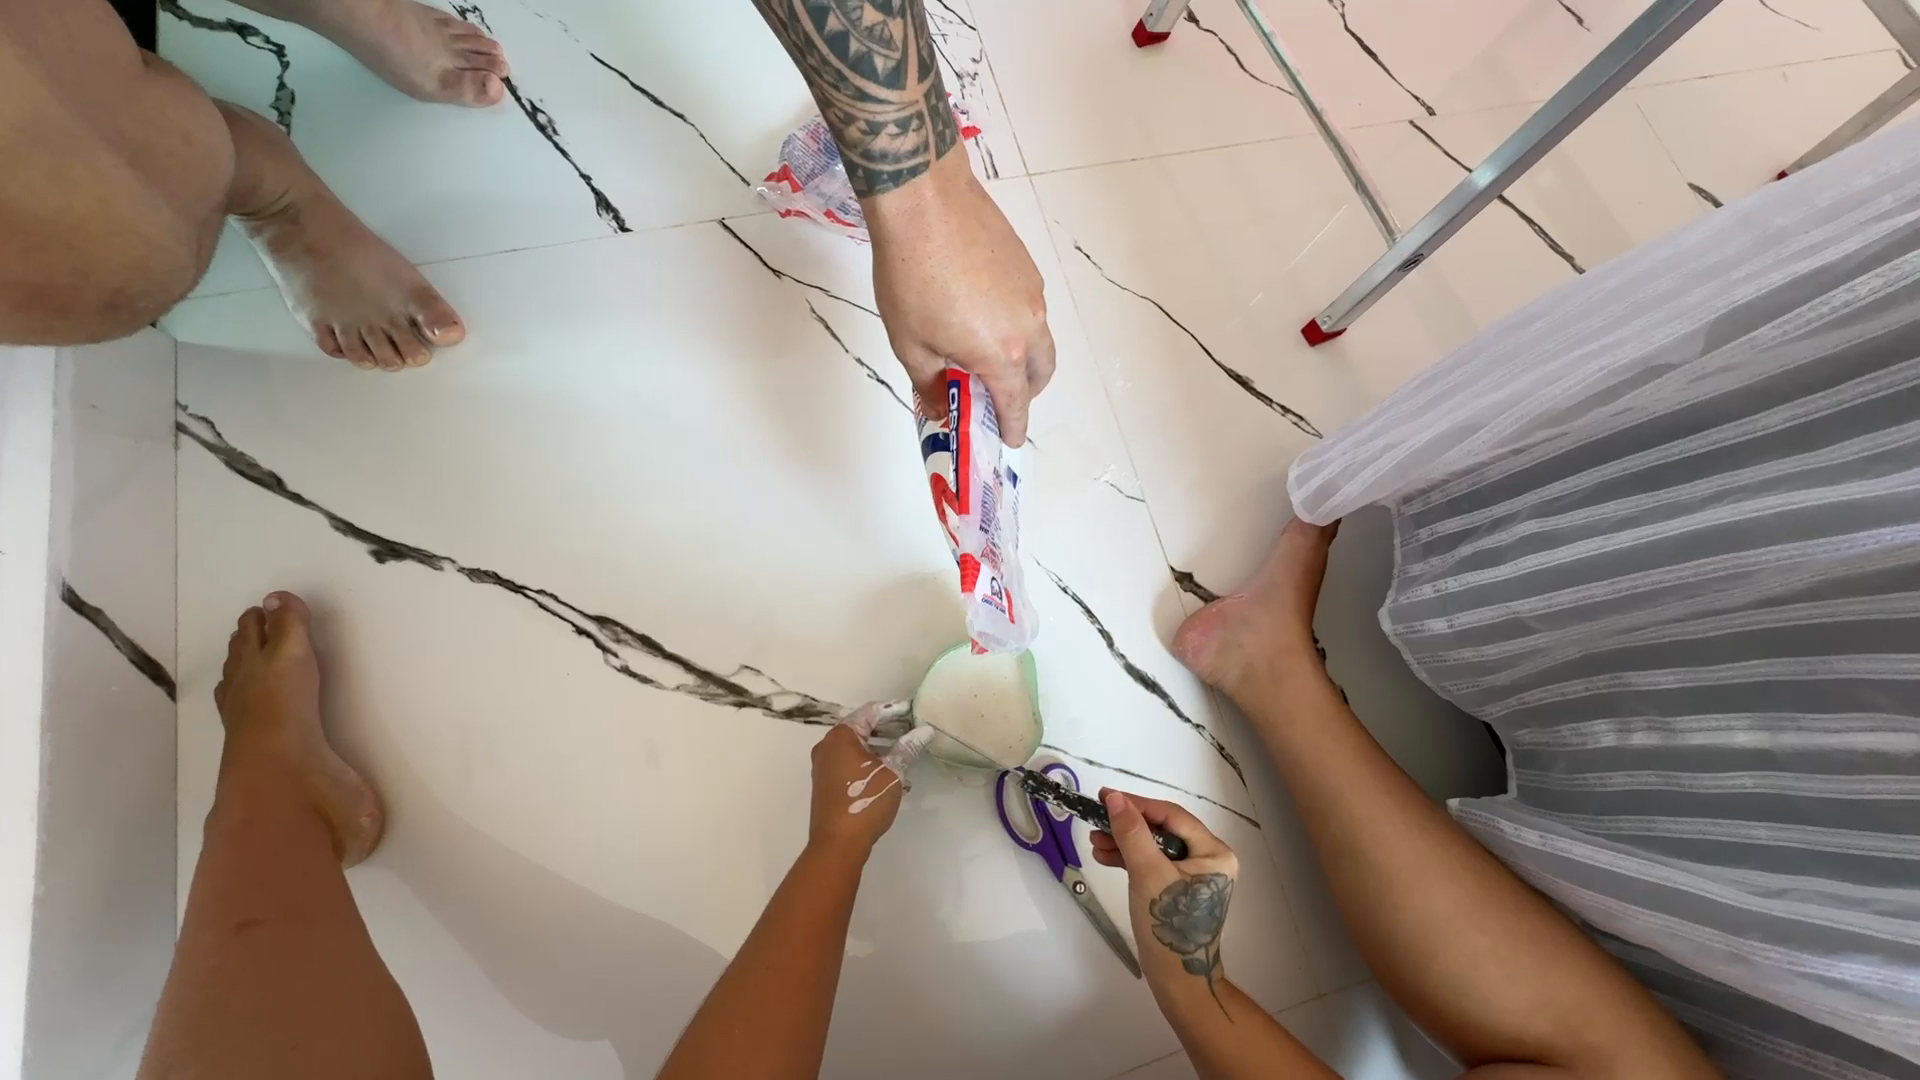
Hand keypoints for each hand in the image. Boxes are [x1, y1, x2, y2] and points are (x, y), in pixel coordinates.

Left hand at [807, 701, 935, 859]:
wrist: (837, 843)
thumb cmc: (865, 800)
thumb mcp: (892, 772)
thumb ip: (908, 747)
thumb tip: (925, 730)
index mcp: (841, 736)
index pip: (870, 712)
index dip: (894, 710)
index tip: (914, 711)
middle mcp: (828, 746)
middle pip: (862, 728)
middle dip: (889, 729)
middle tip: (914, 730)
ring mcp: (825, 765)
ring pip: (857, 747)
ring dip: (882, 748)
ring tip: (907, 752)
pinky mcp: (827, 782)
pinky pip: (851, 762)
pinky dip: (870, 763)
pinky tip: (892, 773)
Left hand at [864, 150, 1054, 446]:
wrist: (924, 202)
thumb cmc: (910, 278)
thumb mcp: (910, 344)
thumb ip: (931, 385)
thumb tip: (942, 408)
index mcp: (1003, 355)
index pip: (1016, 405)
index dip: (1012, 427)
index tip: (1008, 440)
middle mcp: (1029, 326)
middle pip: (1042, 374)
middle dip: (1024, 394)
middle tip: (996, 396)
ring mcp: (1032, 293)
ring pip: (1040, 340)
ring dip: (1022, 358)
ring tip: (985, 352)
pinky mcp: (1027, 267)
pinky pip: (1031, 309)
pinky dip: (1017, 325)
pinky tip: (982, 312)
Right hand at [1090, 790, 1239, 1006]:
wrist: (1178, 982)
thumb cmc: (1169, 927)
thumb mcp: (1148, 874)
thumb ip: (1131, 832)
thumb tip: (1114, 797)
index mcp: (1213, 851)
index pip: (1170, 815)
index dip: (1136, 804)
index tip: (1104, 796)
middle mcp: (1209, 858)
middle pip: (1161, 829)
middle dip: (1127, 825)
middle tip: (1096, 819)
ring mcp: (1194, 875)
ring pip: (1154, 845)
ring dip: (1124, 841)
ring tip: (1094, 841)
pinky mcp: (1178, 889)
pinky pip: (1152, 862)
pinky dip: (1130, 858)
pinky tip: (1106, 856)